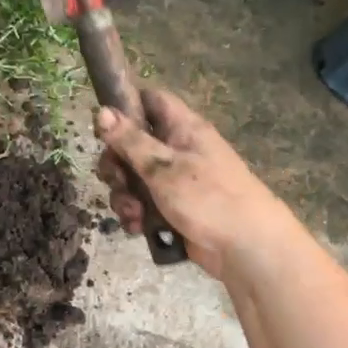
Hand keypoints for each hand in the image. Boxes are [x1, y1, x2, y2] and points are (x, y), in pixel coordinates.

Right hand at [93, 88, 302, 282]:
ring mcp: (172, 179)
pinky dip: (134, 213)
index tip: (103, 124)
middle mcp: (176, 149)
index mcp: (182, 130)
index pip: (150, 100)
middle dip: (116, 164)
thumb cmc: (208, 198)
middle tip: (116, 179)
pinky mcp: (169, 205)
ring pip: (131, 176)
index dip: (125, 105)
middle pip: (130, 143)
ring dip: (123, 195)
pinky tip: (138, 226)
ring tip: (133, 213)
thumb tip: (102, 110)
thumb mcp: (163, 167)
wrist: (245, 248)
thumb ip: (130, 140)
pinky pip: (139, 201)